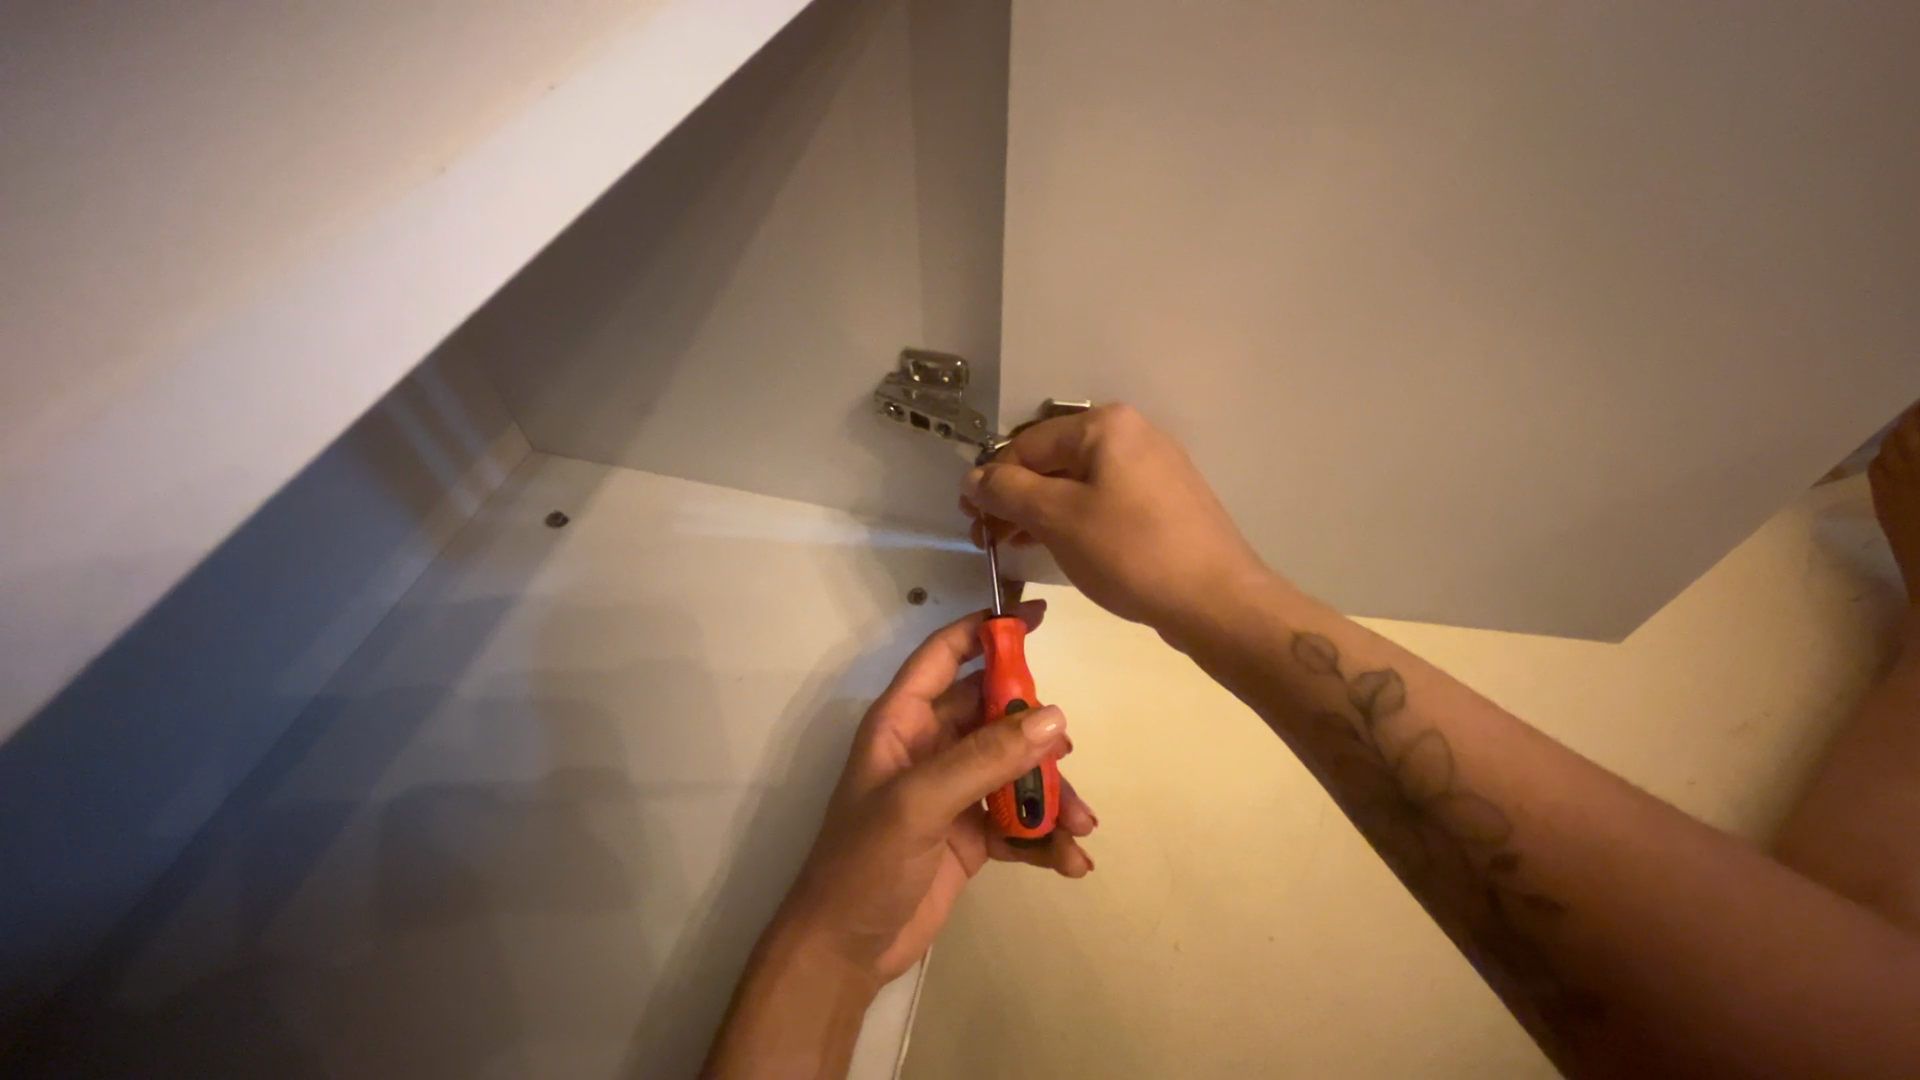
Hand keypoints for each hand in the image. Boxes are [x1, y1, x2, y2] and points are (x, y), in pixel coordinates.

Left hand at [774, 602, 1096, 984]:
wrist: (844, 951)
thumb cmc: (864, 862)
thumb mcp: (919, 802)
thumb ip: (984, 758)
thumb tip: (1054, 717)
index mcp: (903, 721)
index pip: (945, 655)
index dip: (986, 631)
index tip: (1037, 617)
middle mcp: (931, 747)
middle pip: (995, 714)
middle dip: (1036, 730)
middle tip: (1068, 753)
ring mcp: (954, 791)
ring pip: (1014, 769)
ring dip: (1050, 793)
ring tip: (1082, 824)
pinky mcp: (972, 834)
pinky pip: (1018, 821)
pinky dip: (1045, 837)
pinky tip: (1069, 862)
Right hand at [961, 404, 1270, 639]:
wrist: (1216, 600)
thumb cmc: (1130, 552)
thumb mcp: (1058, 519)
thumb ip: (1008, 491)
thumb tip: (973, 478)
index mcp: (1106, 426)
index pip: (1026, 444)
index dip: (991, 481)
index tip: (970, 521)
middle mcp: (1132, 434)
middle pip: (1053, 461)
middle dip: (1015, 498)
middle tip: (988, 538)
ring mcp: (1154, 468)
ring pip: (1078, 483)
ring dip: (1040, 511)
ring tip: (1016, 545)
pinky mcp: (1165, 502)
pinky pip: (1105, 500)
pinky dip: (1074, 519)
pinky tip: (1059, 546)